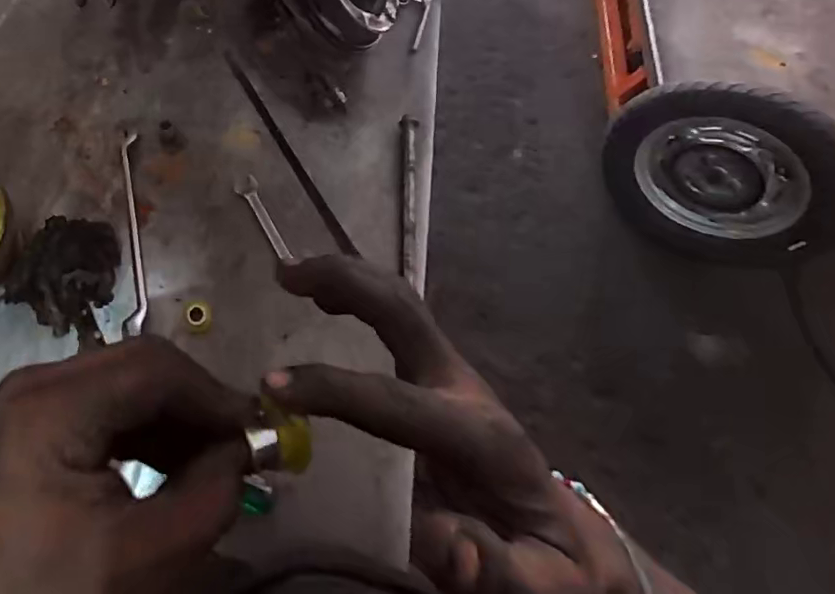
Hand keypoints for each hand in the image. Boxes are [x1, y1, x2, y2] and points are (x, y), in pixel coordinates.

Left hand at [0, 336, 255, 593]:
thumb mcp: (140, 560)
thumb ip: (208, 497)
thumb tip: (246, 449)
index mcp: (52, 405)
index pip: (154, 368)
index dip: (213, 394)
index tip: (257, 429)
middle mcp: (38, 381)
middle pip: (140, 366)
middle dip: (196, 403)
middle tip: (241, 444)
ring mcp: (32, 399)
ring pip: (127, 383)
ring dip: (175, 417)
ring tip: (214, 461)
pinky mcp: (34, 422)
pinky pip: (105, 406)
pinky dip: (146, 431)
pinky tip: (174, 464)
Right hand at [266, 255, 687, 593]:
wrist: (560, 530)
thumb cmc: (542, 559)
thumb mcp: (534, 585)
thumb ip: (495, 570)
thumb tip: (448, 544)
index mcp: (478, 436)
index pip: (394, 401)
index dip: (332, 388)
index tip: (273, 384)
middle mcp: (462, 383)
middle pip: (404, 311)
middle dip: (346, 282)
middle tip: (287, 274)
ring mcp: (450, 368)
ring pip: (398, 299)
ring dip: (347, 276)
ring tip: (293, 273)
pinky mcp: (437, 368)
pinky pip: (394, 314)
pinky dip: (358, 290)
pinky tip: (326, 297)